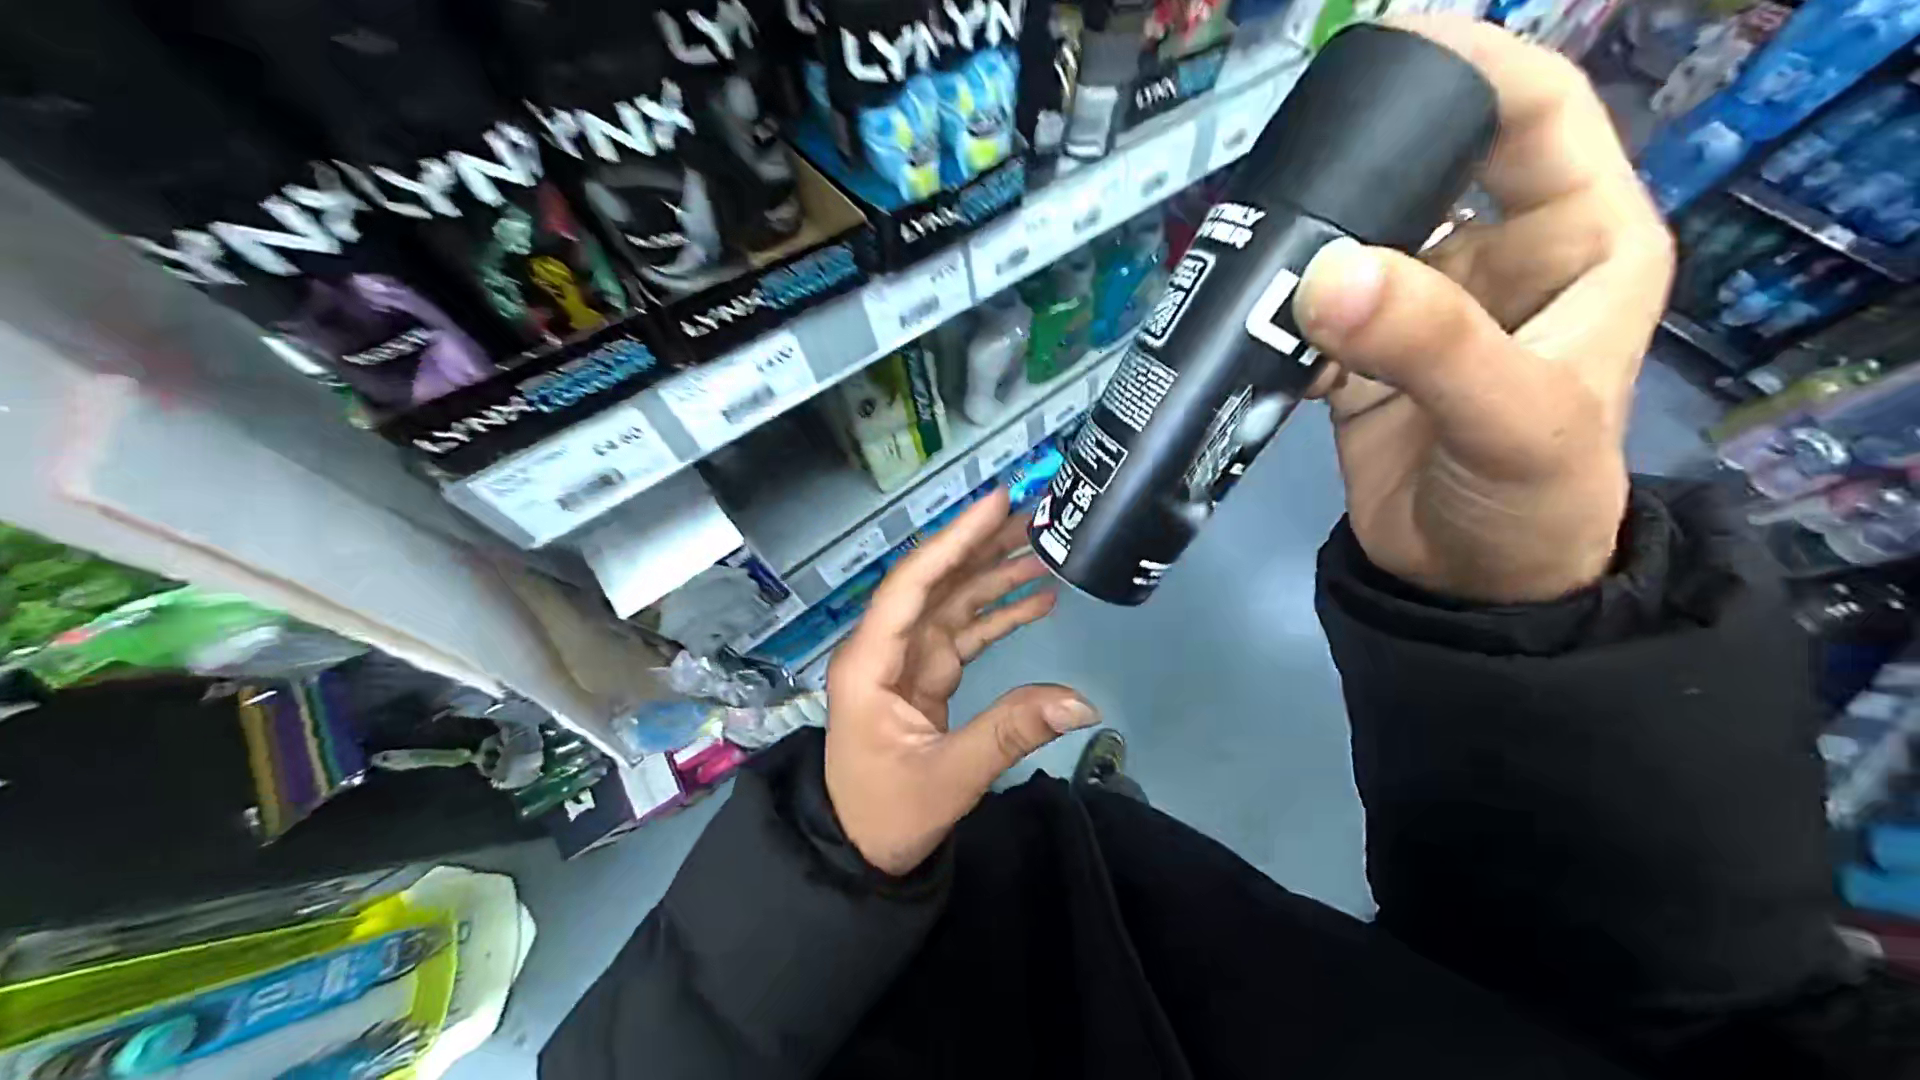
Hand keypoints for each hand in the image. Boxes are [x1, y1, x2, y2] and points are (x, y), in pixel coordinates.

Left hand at [825, 490, 1097, 874]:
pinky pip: (965, 633)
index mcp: (871, 661)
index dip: (955, 540)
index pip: (914, 584)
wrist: (858, 850)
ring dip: (996, 575)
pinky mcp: (926, 674)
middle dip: (983, 546)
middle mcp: (886, 647)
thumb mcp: (948, 778)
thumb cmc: (886, 813)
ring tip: (1045, 549)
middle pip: (937, 582)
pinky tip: (1037, 600)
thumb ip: (1011, 733)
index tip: (997, 503)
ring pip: (954, 602)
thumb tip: (1083, 702)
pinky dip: (998, 616)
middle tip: (1036, 515)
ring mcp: (907, 659)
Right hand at [1293, 17, 1674, 602]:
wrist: (1470, 583)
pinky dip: (1270, 326)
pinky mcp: (1358, 365)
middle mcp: (1492, 265)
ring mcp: (1416, 317)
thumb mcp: (1510, 416)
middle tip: (1277, 170)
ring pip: (1350, 257)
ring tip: (1239, 248)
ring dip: (1298, 256)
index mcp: (1575, 243)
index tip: (1381, 55)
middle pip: (1420, 181)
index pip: (1534, 117)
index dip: (1471, 70)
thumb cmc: (1534, 499)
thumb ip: (1428, 343)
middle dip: (1353, 174)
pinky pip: (1307, 325)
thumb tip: (1320, 273)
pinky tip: (1235, 322)